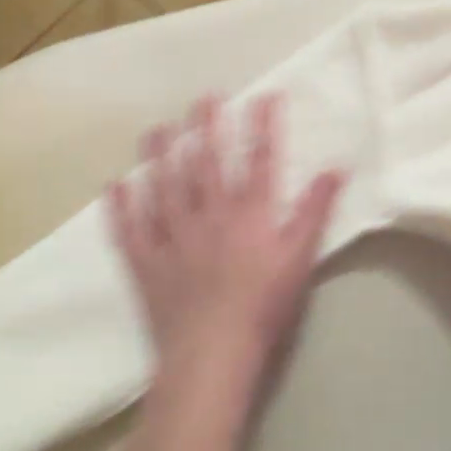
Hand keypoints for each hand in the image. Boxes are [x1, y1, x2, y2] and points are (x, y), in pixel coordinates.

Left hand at [106, 93, 345, 381]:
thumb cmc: (263, 306)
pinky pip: (129, 230)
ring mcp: (173, 237)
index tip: (265, 96)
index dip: (263, 125)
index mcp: (250, 213)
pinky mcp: (146, 263)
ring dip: (161, 154)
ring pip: (165, 186)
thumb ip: (315, 211)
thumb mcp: (301, 258)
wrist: (212, 354)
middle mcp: (210, 214)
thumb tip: (336, 168)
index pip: (259, 159)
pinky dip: (121, 207)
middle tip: (205, 97)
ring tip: (159, 127)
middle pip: (207, 162)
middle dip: (207, 127)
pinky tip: (114, 185)